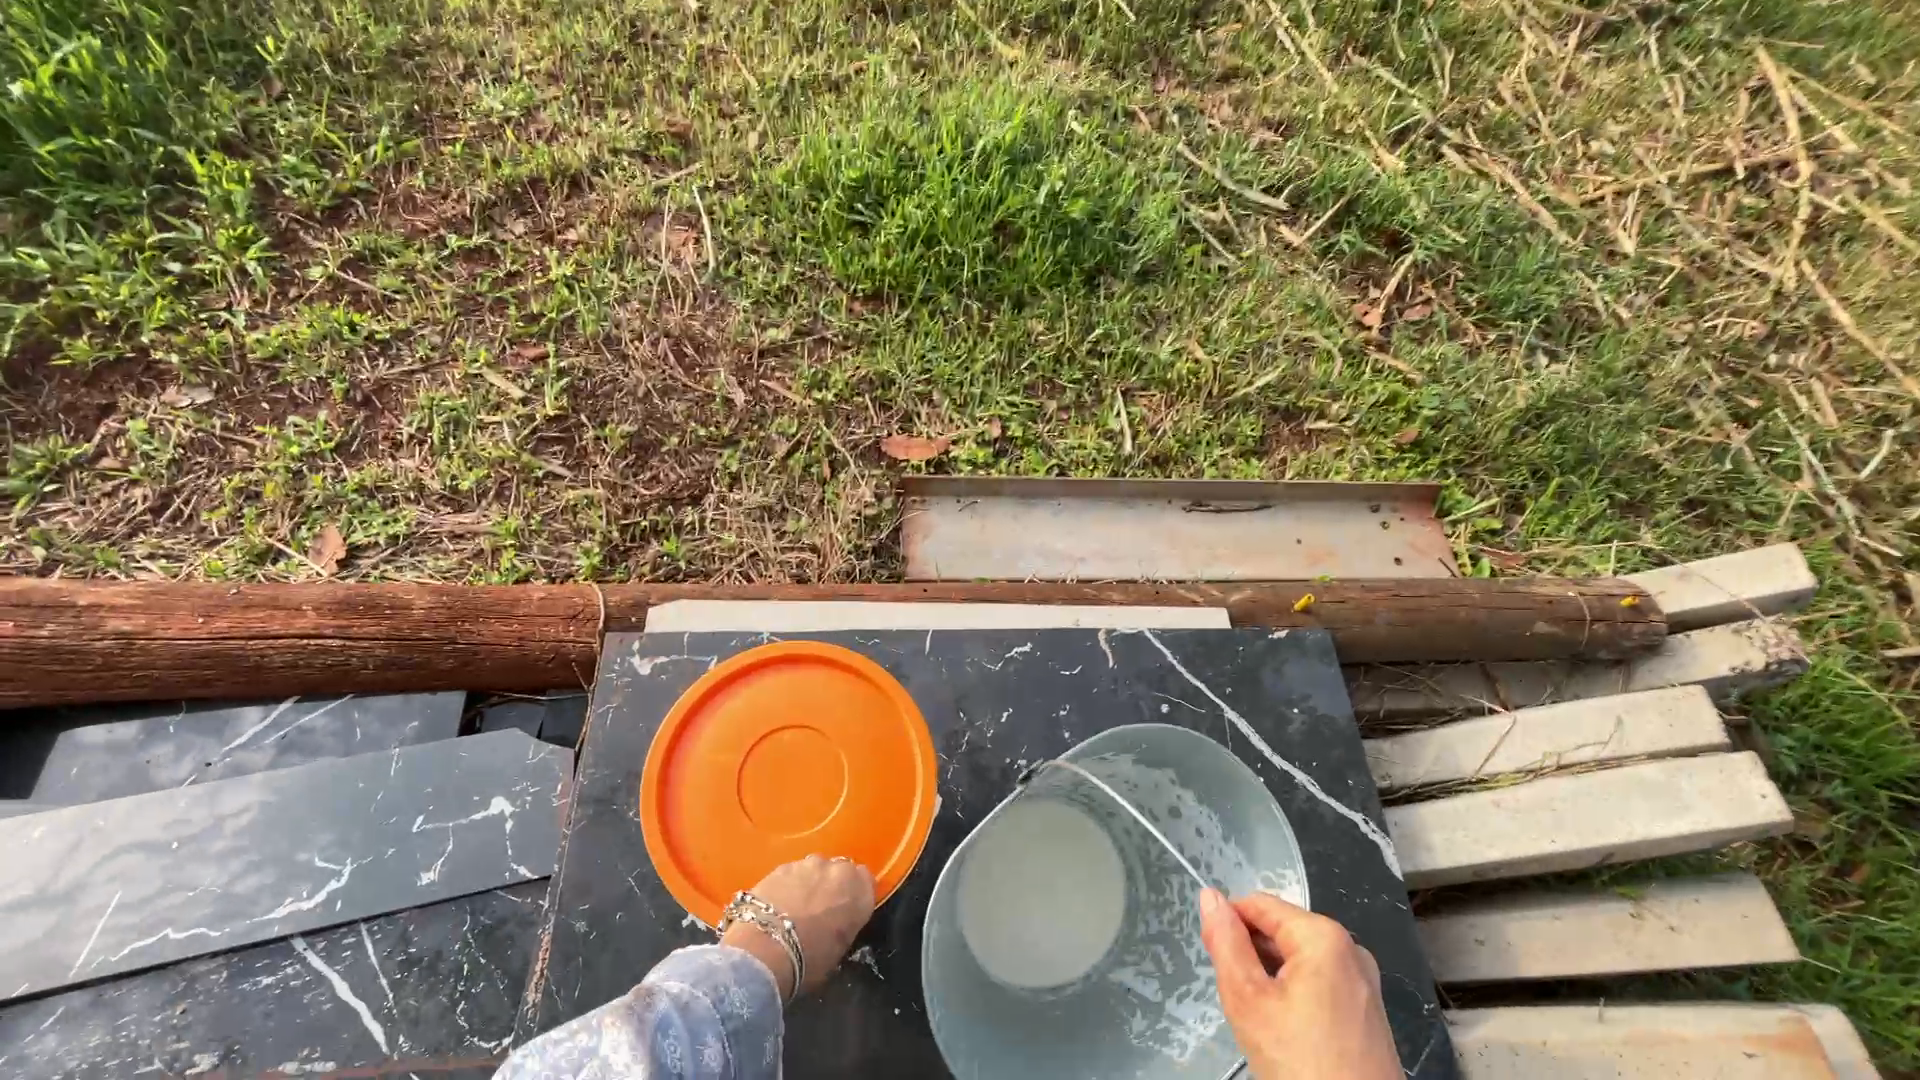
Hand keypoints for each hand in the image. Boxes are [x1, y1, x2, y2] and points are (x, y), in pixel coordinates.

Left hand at [721, 855, 875, 999]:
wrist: (765, 949)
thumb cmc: (810, 960)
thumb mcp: (840, 950)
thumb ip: (844, 927)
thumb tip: (836, 925)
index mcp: (860, 891)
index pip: (866, 880)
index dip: (854, 894)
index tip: (845, 909)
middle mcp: (839, 870)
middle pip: (840, 870)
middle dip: (831, 885)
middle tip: (819, 909)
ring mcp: (808, 864)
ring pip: (814, 869)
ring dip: (809, 882)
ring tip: (794, 906)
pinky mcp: (781, 865)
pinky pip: (791, 872)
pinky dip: (787, 884)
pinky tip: (776, 905)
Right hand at [1198, 888, 1400, 1079]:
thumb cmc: (1299, 1063)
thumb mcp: (1248, 999)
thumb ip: (1226, 943)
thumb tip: (1209, 896)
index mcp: (1323, 936)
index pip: (1258, 904)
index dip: (1228, 927)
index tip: (1216, 964)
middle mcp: (1350, 948)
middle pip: (1280, 930)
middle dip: (1251, 956)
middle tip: (1241, 1001)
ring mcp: (1364, 981)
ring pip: (1298, 959)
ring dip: (1270, 978)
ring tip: (1263, 1021)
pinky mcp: (1368, 1010)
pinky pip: (1319, 982)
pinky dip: (1294, 996)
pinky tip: (1287, 1033)